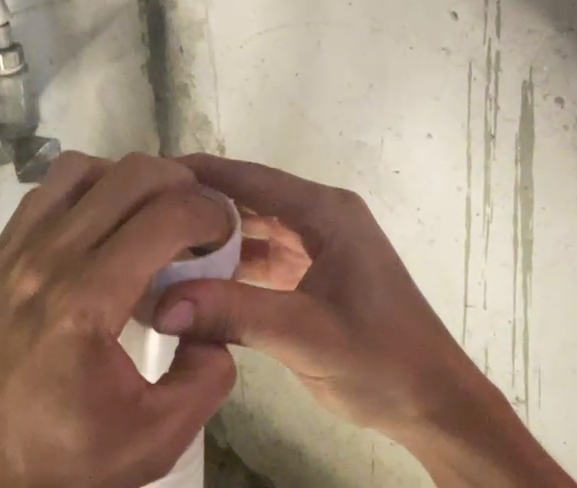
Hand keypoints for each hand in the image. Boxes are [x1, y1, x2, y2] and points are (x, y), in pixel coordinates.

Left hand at [0, 152, 236, 487]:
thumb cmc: (59, 463)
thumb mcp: (153, 441)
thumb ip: (206, 378)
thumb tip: (214, 324)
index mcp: (87, 301)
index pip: (167, 215)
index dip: (210, 212)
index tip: (225, 232)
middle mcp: (47, 259)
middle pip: (130, 175)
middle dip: (180, 184)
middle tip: (198, 218)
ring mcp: (13, 251)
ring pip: (82, 168)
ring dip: (127, 180)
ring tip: (148, 215)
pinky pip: (45, 191)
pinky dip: (83, 189)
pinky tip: (99, 226)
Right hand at [153, 154, 575, 487]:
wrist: (434, 404)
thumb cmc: (381, 359)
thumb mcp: (305, 335)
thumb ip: (234, 313)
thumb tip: (160, 305)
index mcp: (326, 213)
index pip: (252, 178)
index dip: (201, 173)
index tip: (150, 174)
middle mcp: (320, 219)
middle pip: (249, 201)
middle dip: (199, 208)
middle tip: (142, 217)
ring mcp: (317, 248)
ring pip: (253, 232)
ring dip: (211, 242)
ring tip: (155, 249)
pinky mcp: (313, 277)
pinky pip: (262, 262)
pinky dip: (230, 271)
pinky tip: (192, 283)